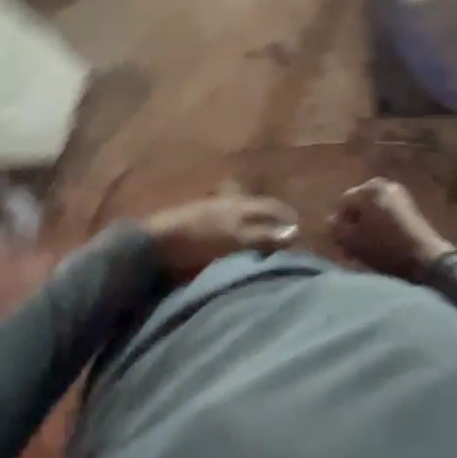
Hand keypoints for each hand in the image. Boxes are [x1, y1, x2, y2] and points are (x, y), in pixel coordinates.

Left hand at [143, 196, 300, 280]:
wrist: (155, 247)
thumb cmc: (198, 238)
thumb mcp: (235, 237)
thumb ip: (264, 235)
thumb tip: (295, 232)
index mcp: (239, 203)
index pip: (270, 206)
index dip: (286, 216)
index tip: (301, 228)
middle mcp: (229, 206)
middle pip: (257, 210)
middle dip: (273, 221)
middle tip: (288, 239)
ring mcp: (214, 218)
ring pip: (243, 220)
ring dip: (256, 231)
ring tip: (268, 250)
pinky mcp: (202, 234)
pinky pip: (230, 234)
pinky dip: (241, 240)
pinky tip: (244, 254)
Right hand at [329, 178, 456, 279]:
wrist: (426, 259)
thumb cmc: (384, 247)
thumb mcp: (352, 241)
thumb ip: (335, 229)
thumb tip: (329, 222)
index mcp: (368, 188)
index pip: (342, 204)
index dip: (338, 224)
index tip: (340, 244)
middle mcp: (383, 184)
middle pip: (358, 205)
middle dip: (353, 223)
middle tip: (352, 245)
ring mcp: (399, 194)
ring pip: (372, 209)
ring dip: (367, 225)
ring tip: (367, 246)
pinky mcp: (410, 206)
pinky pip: (386, 213)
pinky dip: (380, 225)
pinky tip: (382, 243)